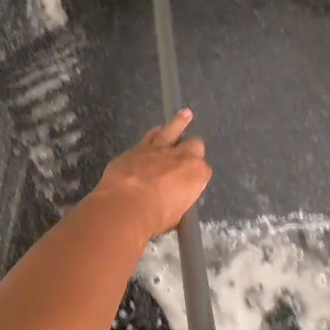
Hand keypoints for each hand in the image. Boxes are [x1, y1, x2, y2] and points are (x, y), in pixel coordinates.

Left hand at [92, 109, 211, 237]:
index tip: (190, 183)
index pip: (203, 170)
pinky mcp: (138, 147)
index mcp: (196, 174)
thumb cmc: (154, 216)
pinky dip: (155, 133)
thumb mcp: (176, 214)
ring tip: (185, 113)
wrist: (125, 205)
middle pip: (194, 145)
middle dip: (193, 148)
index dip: (196, 176)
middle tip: (188, 153)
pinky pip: (151, 135)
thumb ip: (178, 199)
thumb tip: (173, 198)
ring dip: (180, 122)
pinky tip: (156, 130)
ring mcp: (159, 148)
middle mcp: (181, 156)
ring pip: (173, 129)